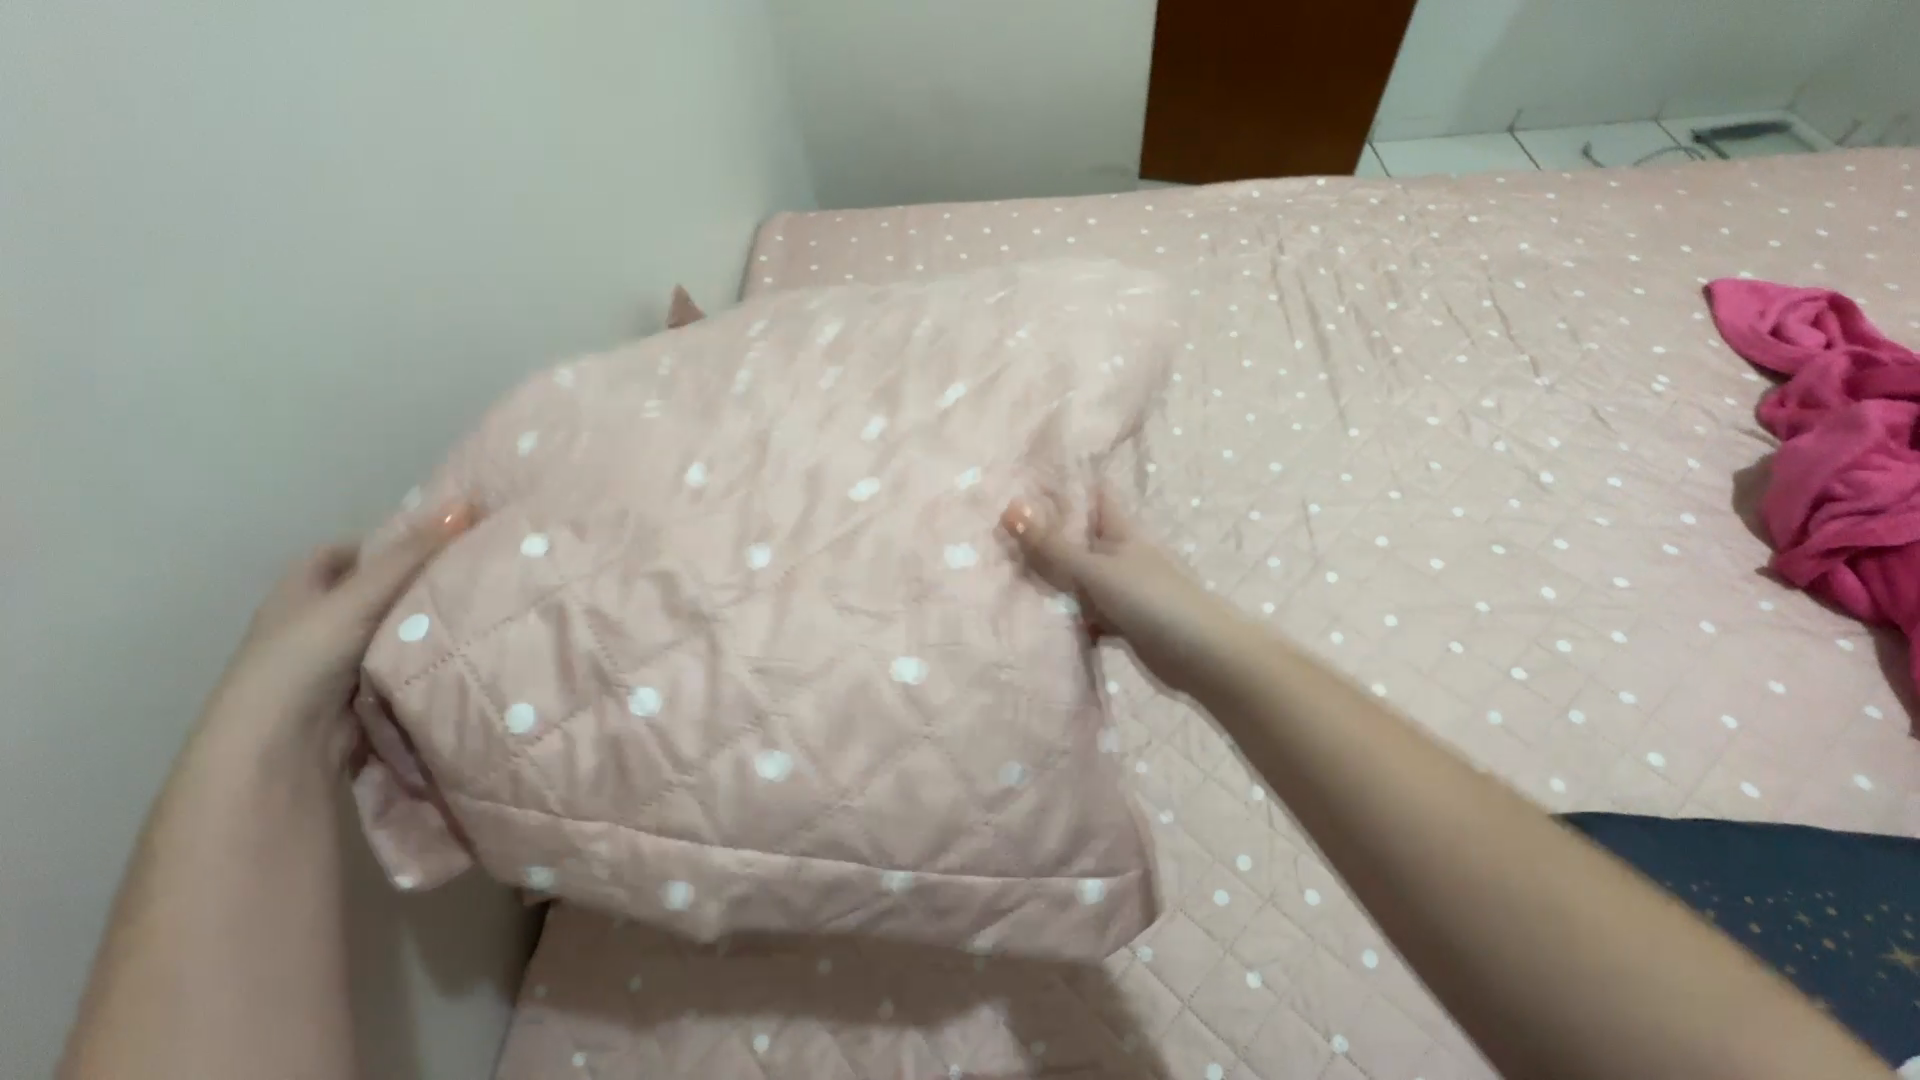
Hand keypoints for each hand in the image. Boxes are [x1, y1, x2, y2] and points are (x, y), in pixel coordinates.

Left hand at [200, 502, 474, 766]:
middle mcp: (312, 624)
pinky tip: (462, 656)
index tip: (440, 542)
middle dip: (417, 586)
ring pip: (391, 634)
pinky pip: (400, 670)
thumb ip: (414, 554)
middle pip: (373, 594)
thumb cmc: (304, 659)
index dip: (387, 542)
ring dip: (425, 629)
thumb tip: (468, 502)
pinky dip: (424, 664)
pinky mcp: (357, 700)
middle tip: (473, 575)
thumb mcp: (360, 596)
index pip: (344, 552)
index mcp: (298, 591)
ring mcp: (333, 666)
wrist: (279, 749)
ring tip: (480, 612)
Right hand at [1000, 489, 1240, 695]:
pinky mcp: (1120, 623)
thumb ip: (1052, 546)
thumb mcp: (1095, 570)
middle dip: (1044, 534)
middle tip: (994, 529)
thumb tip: (1009, 507)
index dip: (1064, 483)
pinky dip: (1065, 616)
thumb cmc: (1151, 599)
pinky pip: (1083, 613)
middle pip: (1077, 538)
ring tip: (1001, 572)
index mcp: (1120, 531)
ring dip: (1050, 580)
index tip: (1024, 476)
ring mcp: (1120, 590)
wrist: (1199, 655)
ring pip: (1076, 578)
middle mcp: (1119, 555)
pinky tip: (1034, 618)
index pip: (1092, 494)